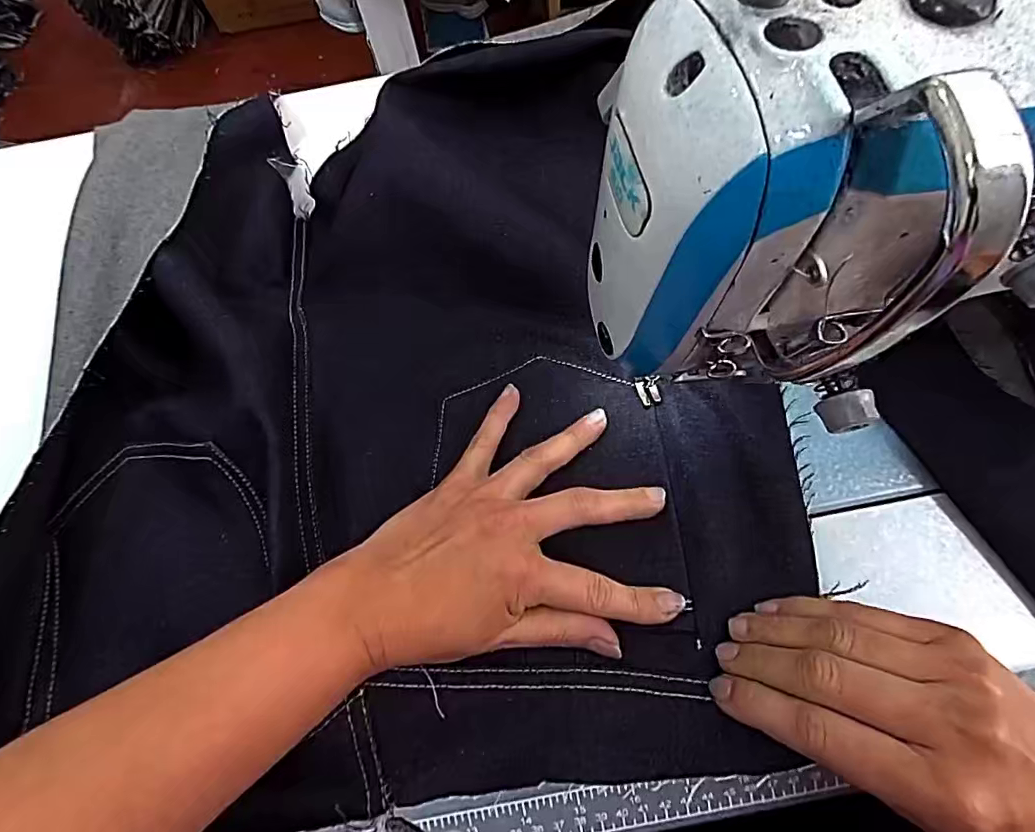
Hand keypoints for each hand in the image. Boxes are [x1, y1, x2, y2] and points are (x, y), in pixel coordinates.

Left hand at [311, 384, 686, 673]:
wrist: (363, 606)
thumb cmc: (427, 629)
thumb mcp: (500, 639)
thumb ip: (561, 631)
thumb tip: (611, 641)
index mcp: (525, 573)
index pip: (597, 592)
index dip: (639, 602)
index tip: (672, 603)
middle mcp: (514, 527)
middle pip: (583, 510)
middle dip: (626, 505)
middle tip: (656, 496)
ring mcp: (488, 498)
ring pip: (541, 461)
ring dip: (573, 439)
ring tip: (601, 419)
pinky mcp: (460, 484)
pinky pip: (482, 444)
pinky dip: (498, 417)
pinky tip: (512, 394)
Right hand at [710, 599, 1034, 831]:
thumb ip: (866, 775)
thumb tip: (801, 726)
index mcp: (940, 786)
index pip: (822, 728)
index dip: (762, 705)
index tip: (728, 691)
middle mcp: (946, 719)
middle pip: (827, 672)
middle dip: (764, 658)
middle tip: (726, 651)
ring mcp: (955, 670)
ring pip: (846, 634)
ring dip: (787, 625)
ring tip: (748, 624)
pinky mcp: (960, 642)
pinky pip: (879, 617)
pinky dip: (828, 609)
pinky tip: (800, 608)